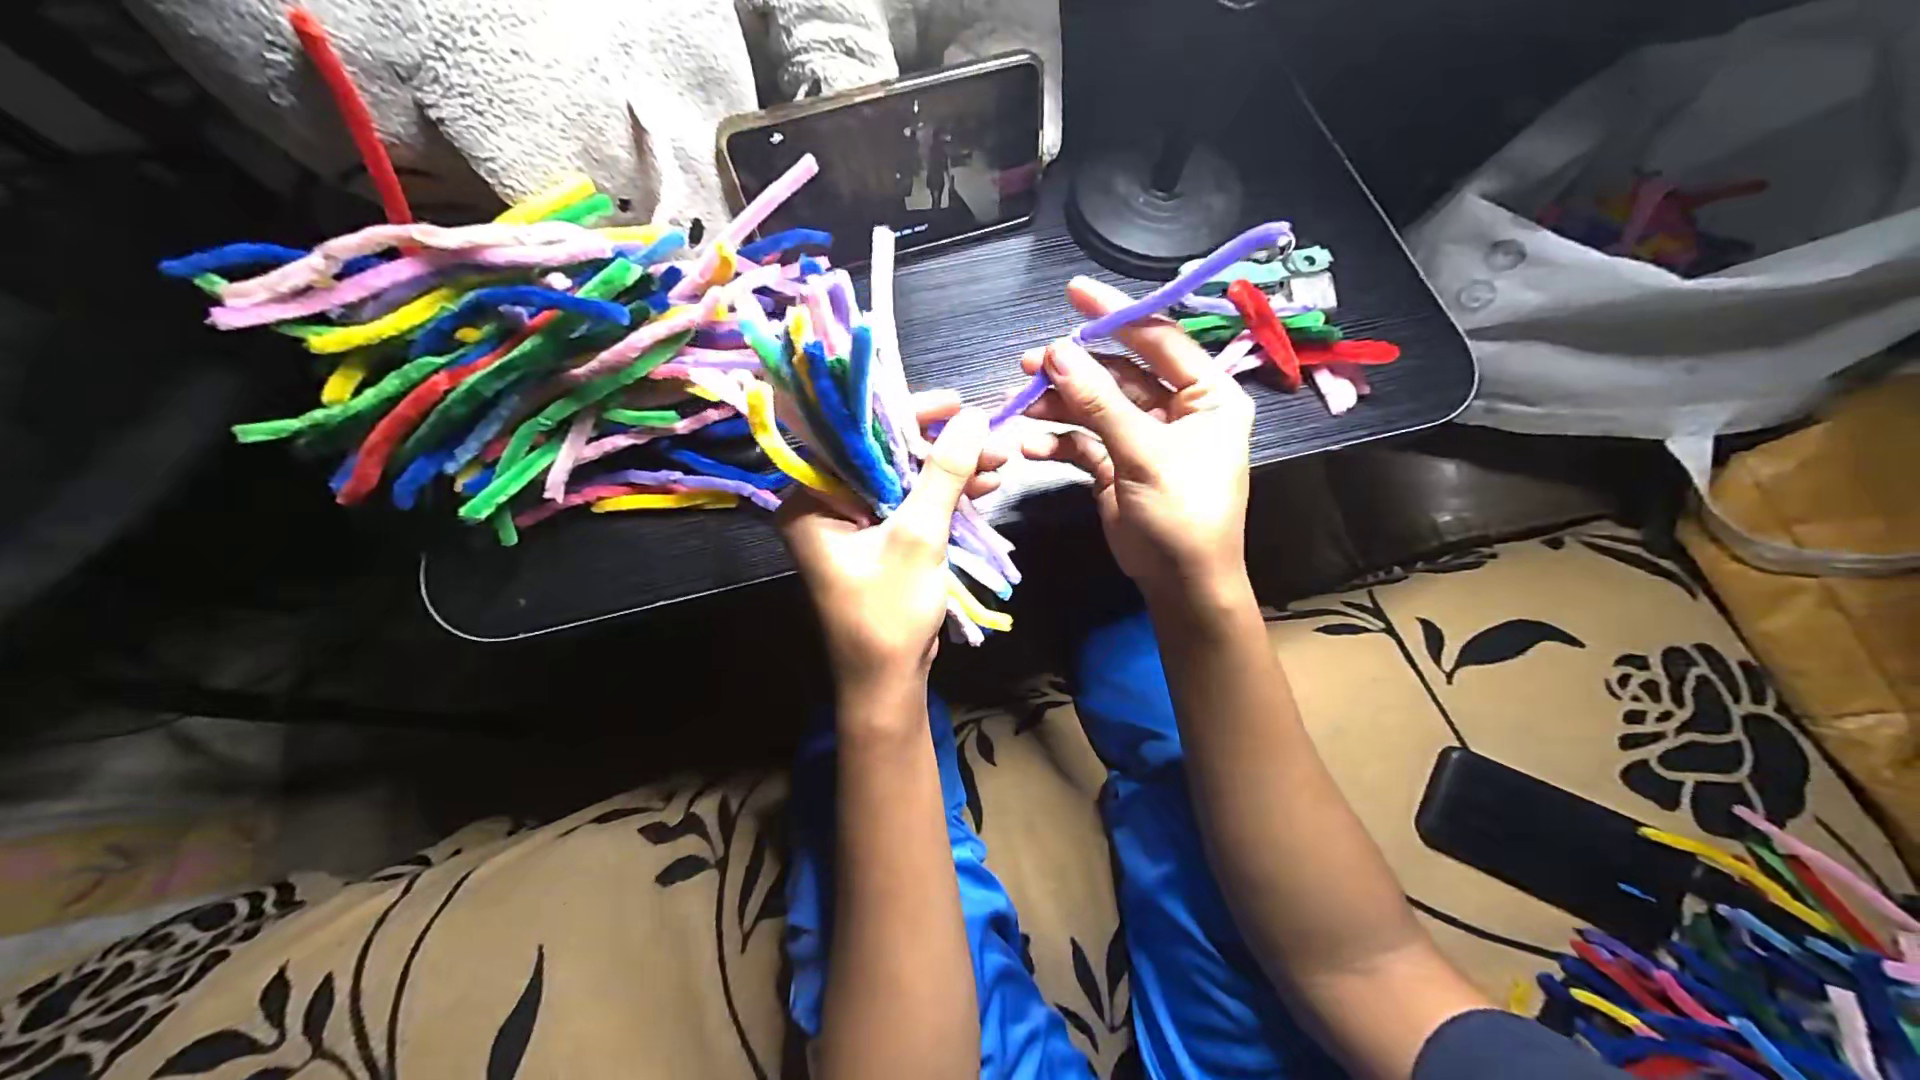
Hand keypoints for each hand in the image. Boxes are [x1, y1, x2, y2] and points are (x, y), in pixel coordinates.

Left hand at [777, 396, 1005, 699]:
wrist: (889, 681)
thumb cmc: (889, 615)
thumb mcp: (918, 538)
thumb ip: (943, 475)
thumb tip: (973, 418)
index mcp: (812, 501)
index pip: (857, 438)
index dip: (907, 415)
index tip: (955, 404)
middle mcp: (827, 505)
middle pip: (888, 455)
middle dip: (942, 448)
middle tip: (990, 437)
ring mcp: (856, 523)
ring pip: (907, 478)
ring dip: (952, 471)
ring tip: (999, 461)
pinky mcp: (881, 539)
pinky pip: (913, 503)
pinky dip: (947, 497)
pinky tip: (985, 485)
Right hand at [1020, 276, 1253, 600]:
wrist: (1179, 583)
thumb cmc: (1182, 513)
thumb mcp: (1145, 453)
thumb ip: (1099, 402)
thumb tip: (1056, 352)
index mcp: (1207, 395)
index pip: (1160, 339)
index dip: (1116, 314)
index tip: (1074, 292)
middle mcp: (1177, 409)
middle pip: (1119, 373)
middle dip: (1075, 369)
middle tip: (1030, 363)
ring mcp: (1143, 438)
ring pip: (1095, 407)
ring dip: (1059, 404)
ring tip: (1022, 401)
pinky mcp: (1117, 465)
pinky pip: (1083, 441)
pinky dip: (1058, 442)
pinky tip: (1031, 446)